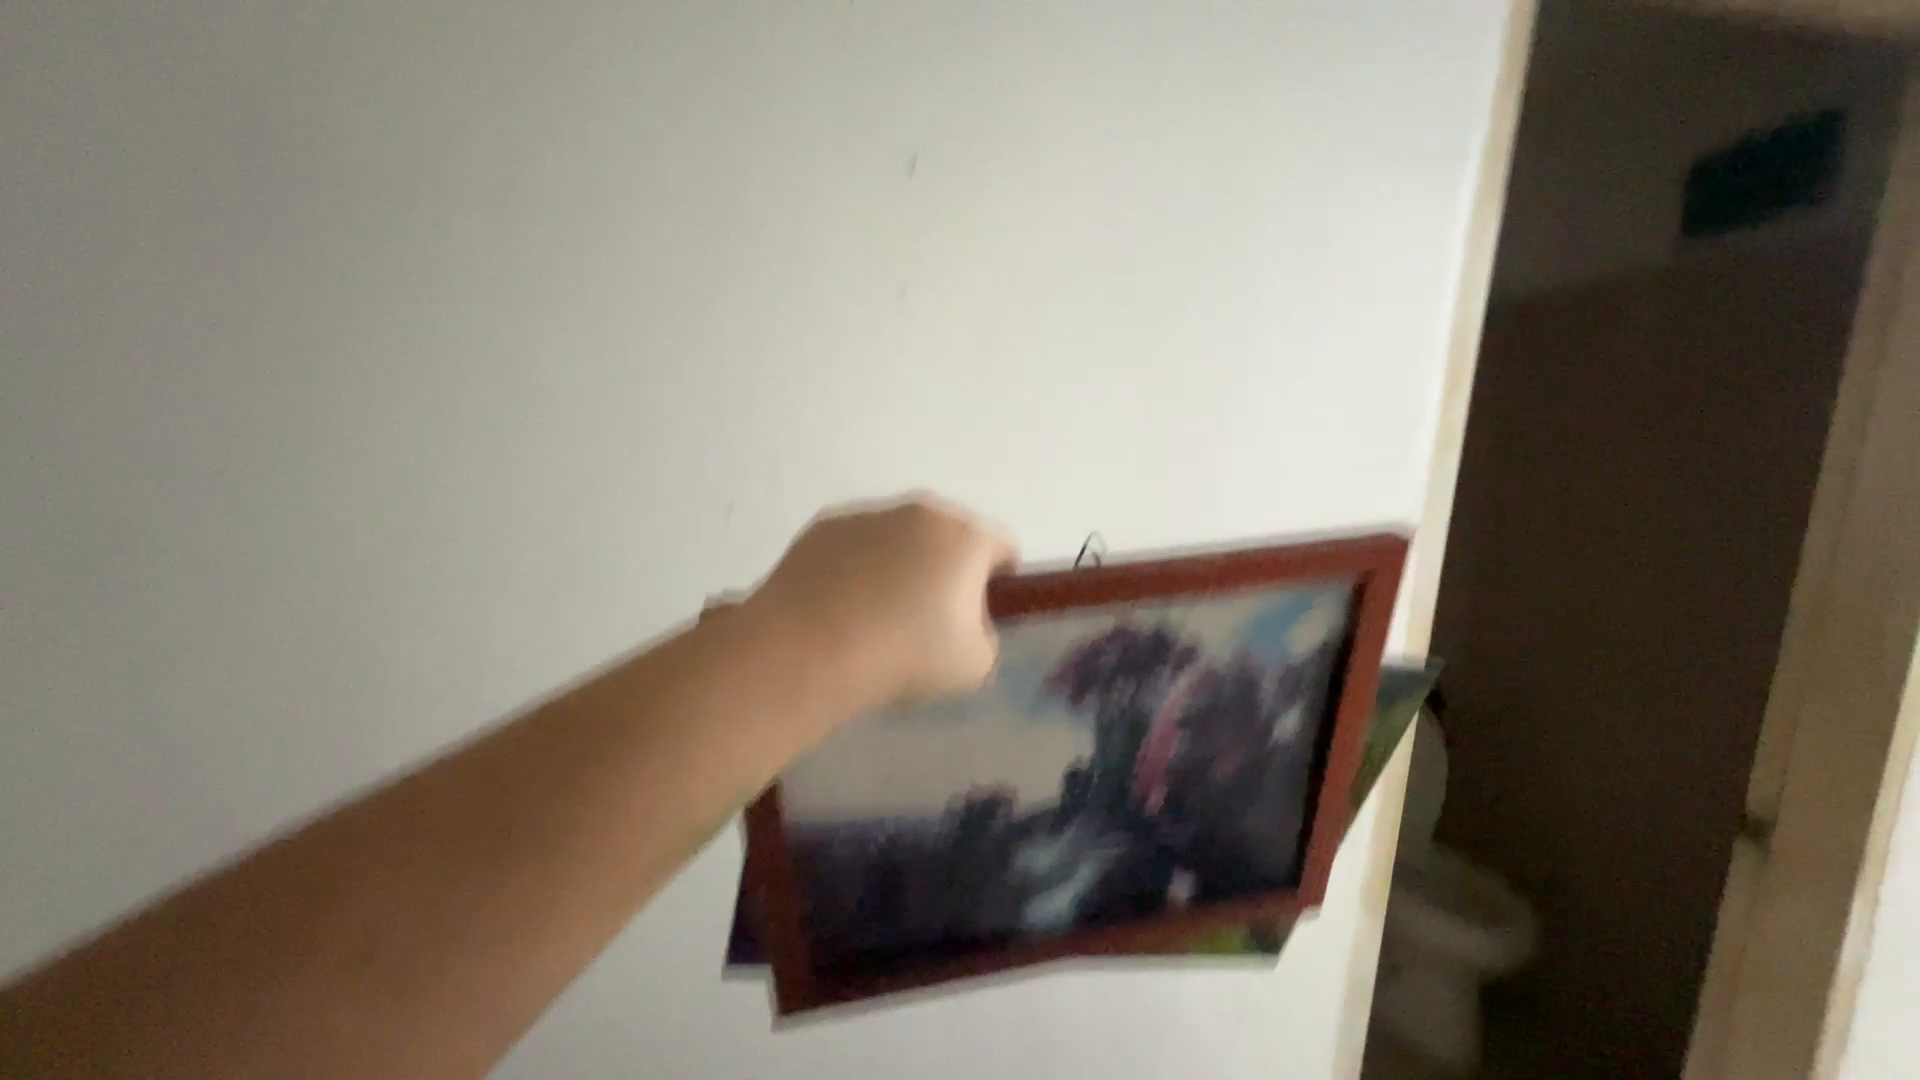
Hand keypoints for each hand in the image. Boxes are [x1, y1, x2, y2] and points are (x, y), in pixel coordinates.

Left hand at [747, 494, 1018, 712]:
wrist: (808, 652)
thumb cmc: (904, 655)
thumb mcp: (975, 665)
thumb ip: (984, 635)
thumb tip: (965, 623)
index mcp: (965, 537)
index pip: (1002, 548)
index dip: (1000, 583)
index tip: (979, 618)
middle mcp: (920, 511)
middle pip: (949, 536)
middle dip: (946, 570)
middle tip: (929, 621)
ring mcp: (867, 515)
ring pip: (900, 538)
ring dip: (899, 566)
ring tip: (876, 619)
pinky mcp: (822, 528)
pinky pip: (855, 546)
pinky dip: (856, 569)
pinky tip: (840, 609)